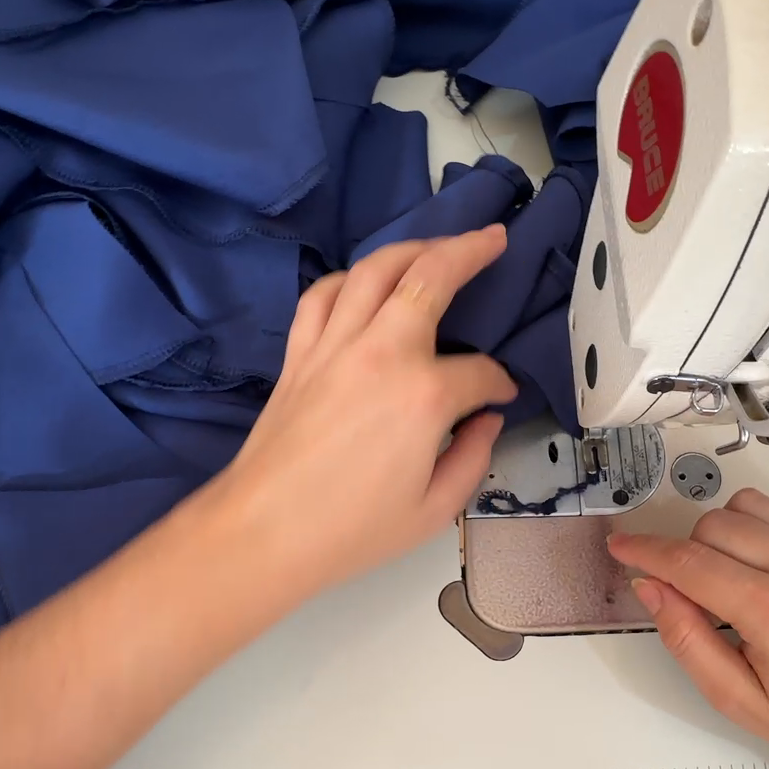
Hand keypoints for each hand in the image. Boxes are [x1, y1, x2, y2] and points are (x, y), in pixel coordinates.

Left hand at [191, 227, 517, 598]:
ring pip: (375, 269)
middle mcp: (381, 352)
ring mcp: (334, 345)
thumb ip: (474, 457)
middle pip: (430, 277)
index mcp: (424, 396)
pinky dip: (350, 278)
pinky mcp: (300, 352)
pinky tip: (365, 281)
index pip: (480, 372)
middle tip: (495, 236)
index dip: (500, 383)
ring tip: (438, 243)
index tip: (504, 396)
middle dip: (470, 251)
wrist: (264, 532)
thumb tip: (487, 420)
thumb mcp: (435, 509)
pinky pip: (325, 295)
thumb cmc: (353, 530)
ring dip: (413, 246)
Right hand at [608, 489, 768, 768]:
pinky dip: (753, 524)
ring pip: (744, 506)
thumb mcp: (737, 699)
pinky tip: (757, 562)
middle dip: (685, 553)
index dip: (645, 551)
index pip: (690, 564)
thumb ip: (686, 638)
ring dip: (719, 533)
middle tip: (693, 596)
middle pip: (713, 525)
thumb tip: (649, 586)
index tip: (618, 546)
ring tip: (727, 577)